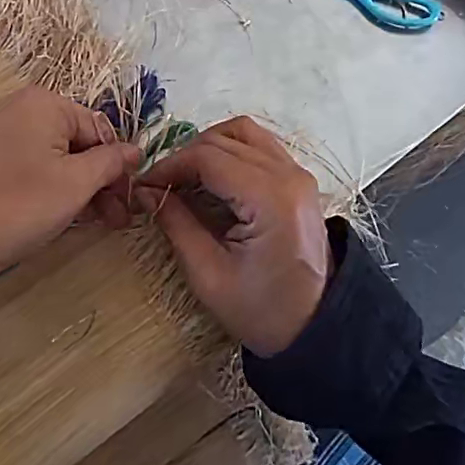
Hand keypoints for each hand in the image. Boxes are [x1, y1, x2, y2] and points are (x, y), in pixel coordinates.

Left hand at [0, 85, 138, 460]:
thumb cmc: (13, 207)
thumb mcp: (73, 185)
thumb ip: (109, 162)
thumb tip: (134, 149)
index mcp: (43, 102)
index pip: (101, 128)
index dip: (120, 168)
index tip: (129, 208)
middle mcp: (17, 108)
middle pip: (75, 142)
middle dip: (99, 182)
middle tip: (114, 224)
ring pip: (51, 158)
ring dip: (76, 190)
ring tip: (86, 226)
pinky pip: (25, 168)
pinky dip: (46, 190)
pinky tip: (52, 220)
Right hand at [138, 117, 332, 356]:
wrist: (320, 332)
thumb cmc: (263, 310)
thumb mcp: (208, 274)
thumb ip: (174, 223)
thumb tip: (143, 190)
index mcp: (270, 198)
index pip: (206, 157)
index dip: (168, 166)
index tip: (144, 186)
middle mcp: (288, 175)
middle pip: (221, 140)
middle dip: (182, 157)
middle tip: (159, 186)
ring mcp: (297, 174)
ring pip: (241, 132)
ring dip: (206, 146)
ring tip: (186, 176)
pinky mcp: (298, 180)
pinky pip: (258, 144)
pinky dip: (229, 149)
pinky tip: (213, 177)